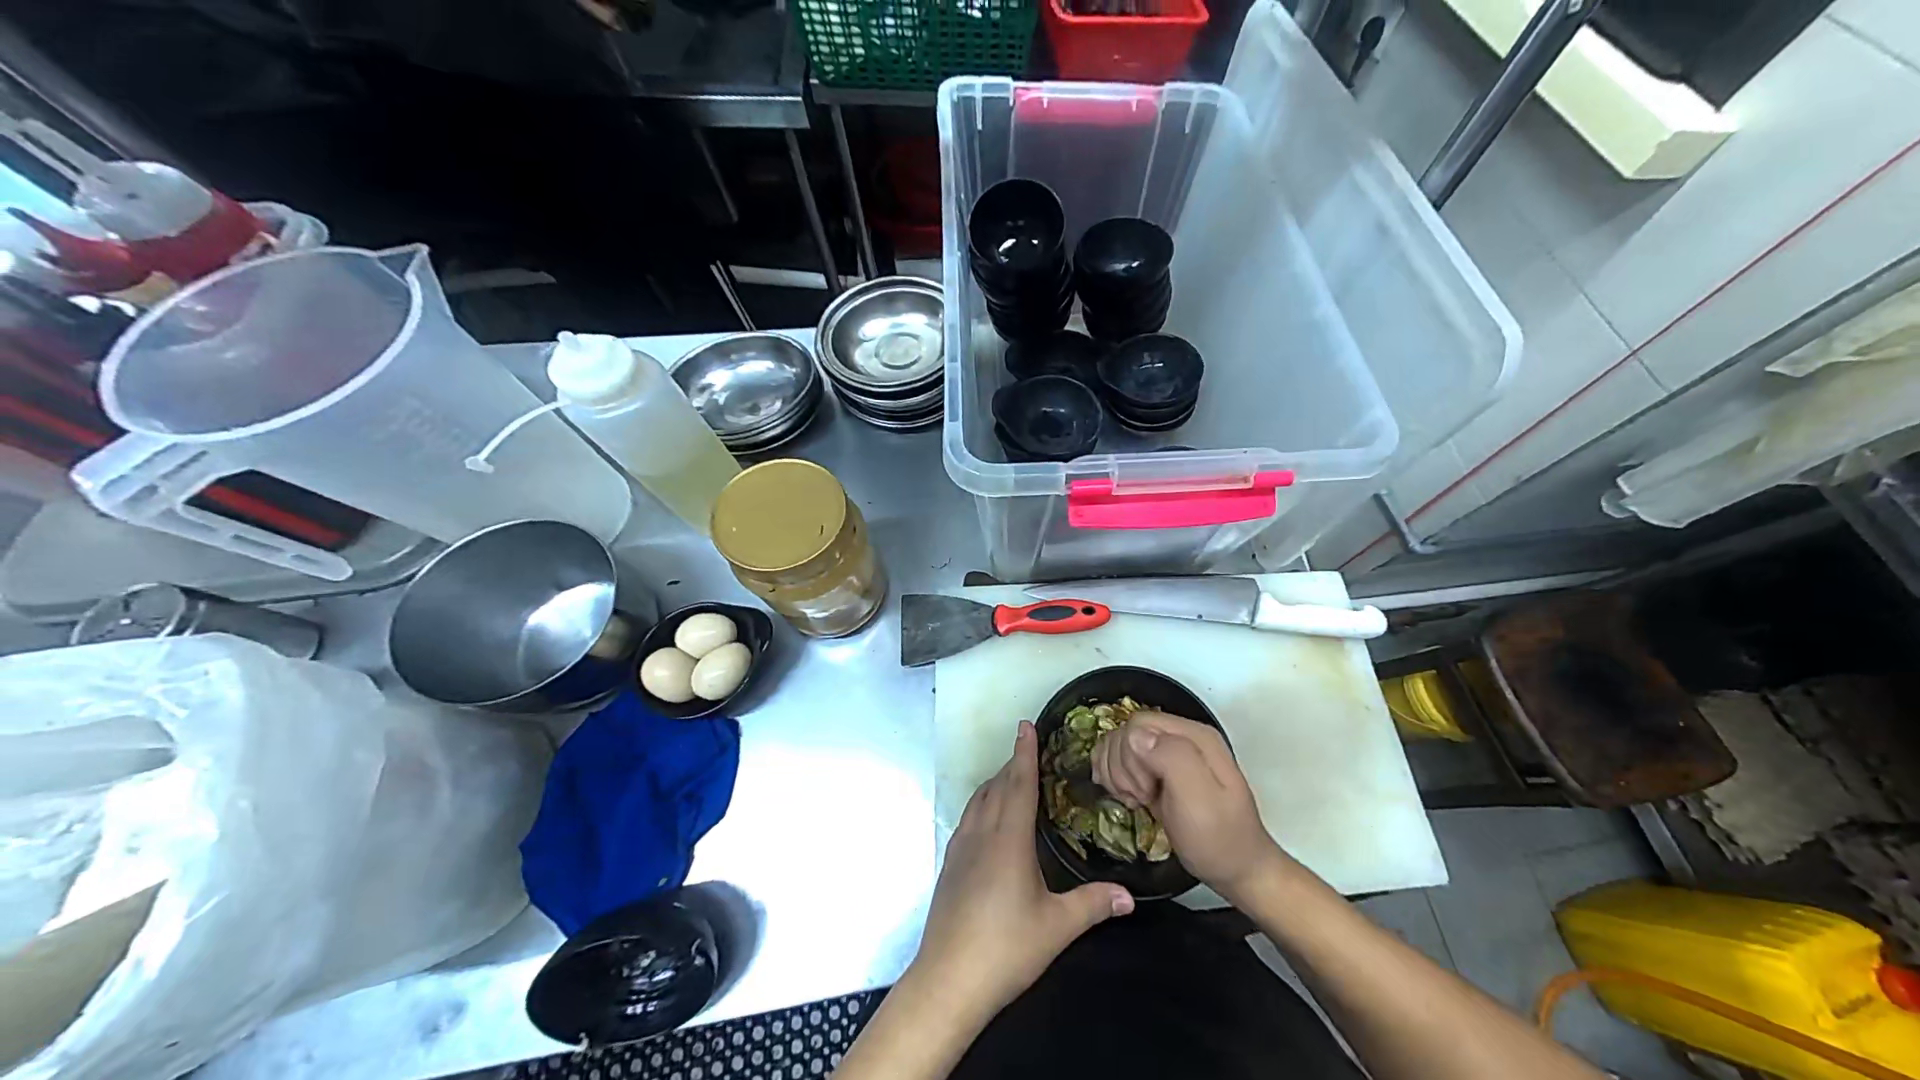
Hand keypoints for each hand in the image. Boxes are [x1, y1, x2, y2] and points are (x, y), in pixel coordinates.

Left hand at [911, 720, 1134, 1017]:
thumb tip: (1130, 896)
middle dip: (1012, 765)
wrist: (948, 980)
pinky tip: (989, 821)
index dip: (1023, 752)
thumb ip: (1093, 905)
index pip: (1017, 784)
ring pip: (978, 802)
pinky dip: (982, 805)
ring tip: (1012, 779)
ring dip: (995, 783)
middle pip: (996, 787)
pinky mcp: (949, 866)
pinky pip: (967, 819)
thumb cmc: (1005, 948)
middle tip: (1030, 751)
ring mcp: (960, 849)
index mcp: (1007, 839)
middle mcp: (981, 834)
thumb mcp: (1056, 927)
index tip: (1025, 724)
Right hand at [1092, 710, 1293, 901]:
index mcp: (1195, 737)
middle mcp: (1181, 737)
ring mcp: (1169, 752)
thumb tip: (1135, 735)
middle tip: (1142, 797)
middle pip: (1127, 733)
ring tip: (1136, 798)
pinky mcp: (1158, 768)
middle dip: (1123, 767)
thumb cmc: (1218, 840)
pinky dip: (1114, 775)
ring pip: (1119, 743)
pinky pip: (1120, 757)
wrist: (1236, 869)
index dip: (1132, 757)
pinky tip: (1127, 795)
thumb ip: (1172, 758)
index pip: (1138, 724)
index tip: (1147, 791)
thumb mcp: (1200, 800)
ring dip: (1117, 773)